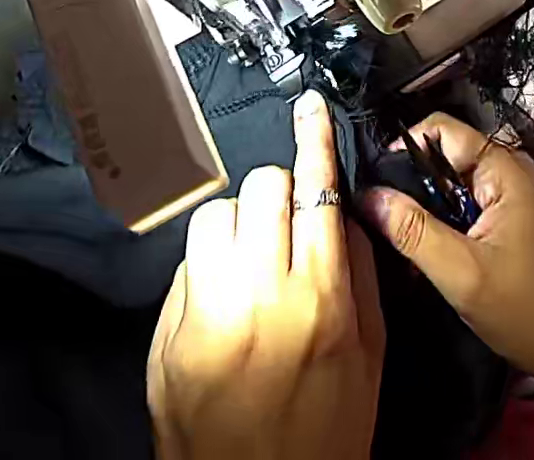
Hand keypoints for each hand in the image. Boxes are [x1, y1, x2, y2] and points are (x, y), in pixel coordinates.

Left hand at [148, 90, 384, 458]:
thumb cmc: (328, 431)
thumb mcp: (369, 349)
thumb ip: (357, 267)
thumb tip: (337, 210)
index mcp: (319, 300)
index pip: (317, 192)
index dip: (314, 139)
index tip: (309, 105)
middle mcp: (257, 300)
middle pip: (261, 189)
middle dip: (280, 193)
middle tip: (290, 222)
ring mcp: (202, 319)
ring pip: (214, 216)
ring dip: (240, 225)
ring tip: (254, 259)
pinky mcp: (164, 341)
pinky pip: (187, 265)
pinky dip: (212, 265)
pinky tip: (227, 300)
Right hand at [360, 113, 533, 383]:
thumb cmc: (532, 310)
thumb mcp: (462, 273)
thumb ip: (414, 231)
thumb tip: (371, 198)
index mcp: (505, 167)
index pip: (442, 129)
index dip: (405, 147)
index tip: (378, 182)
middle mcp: (511, 167)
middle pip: (446, 154)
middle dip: (415, 183)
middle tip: (390, 220)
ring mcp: (514, 188)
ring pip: (454, 180)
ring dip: (430, 206)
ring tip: (408, 239)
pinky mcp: (513, 210)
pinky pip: (468, 199)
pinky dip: (448, 219)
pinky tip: (436, 249)